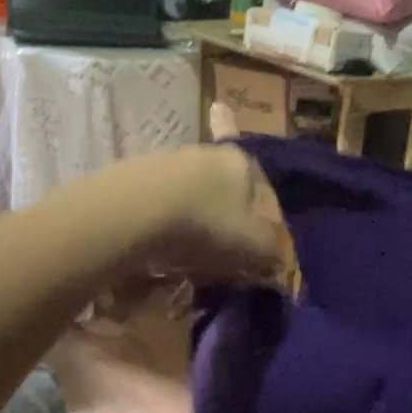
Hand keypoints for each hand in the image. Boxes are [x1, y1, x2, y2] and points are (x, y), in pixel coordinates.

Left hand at [88, 103, 288, 320]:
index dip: (261, 225)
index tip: (254, 252)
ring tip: (187, 254)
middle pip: (225, 191)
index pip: (262, 192)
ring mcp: (169, 159)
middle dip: (225, 222)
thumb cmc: (208, 223)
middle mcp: (208, 151)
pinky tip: (159, 244)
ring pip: (192, 196)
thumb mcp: (254, 245)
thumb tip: (275, 261)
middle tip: (222, 255)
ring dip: (193, 222)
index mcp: (242, 162)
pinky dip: (164, 222)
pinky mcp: (136, 173)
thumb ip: (271, 252)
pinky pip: (161, 202)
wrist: (137, 208)